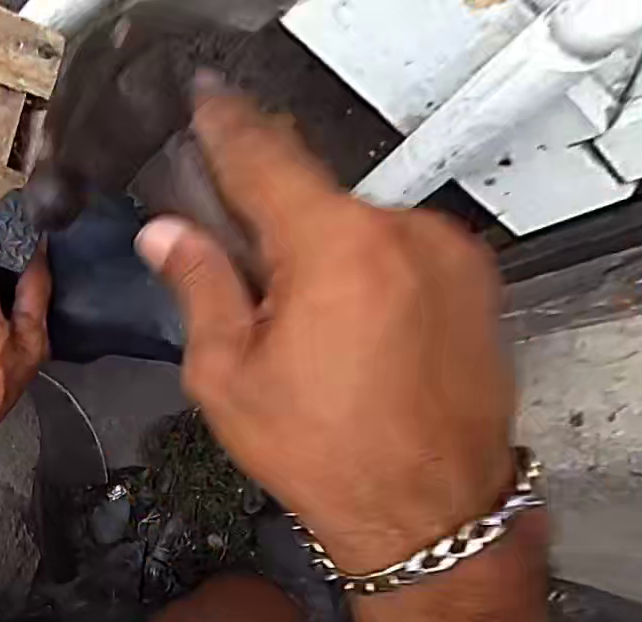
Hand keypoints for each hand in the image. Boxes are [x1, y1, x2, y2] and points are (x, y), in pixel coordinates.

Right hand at [134, 88, 516, 573]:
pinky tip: (345, 337)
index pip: (266, 158)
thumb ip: (199, 289)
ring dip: (314, 259)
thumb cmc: (313, 447)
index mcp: (332, 248)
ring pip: (354, 231)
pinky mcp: (475, 280)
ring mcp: (449, 251)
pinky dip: (358, 275)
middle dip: (266, 229)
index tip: (206, 96)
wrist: (421, 505)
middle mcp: (401, 230)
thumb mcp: (226, 376)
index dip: (227, 125)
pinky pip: (396, 254)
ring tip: (299, 336)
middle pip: (311, 201)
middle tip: (238, 288)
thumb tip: (166, 234)